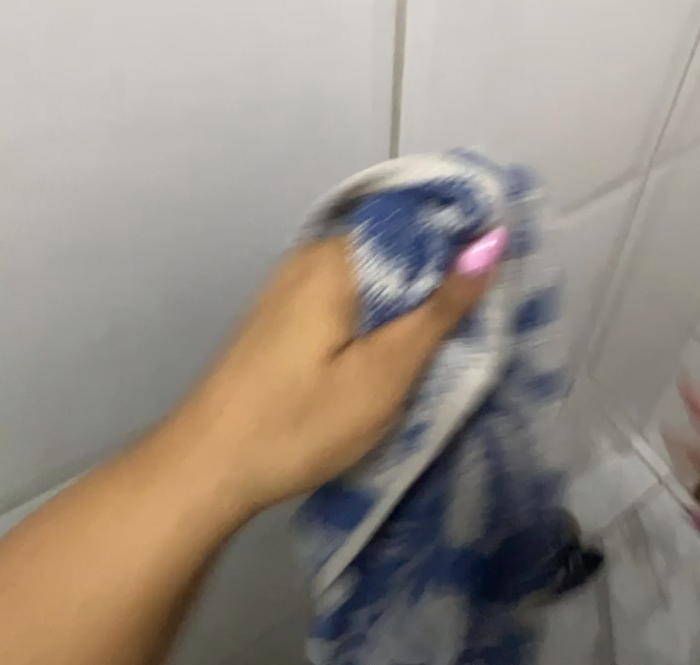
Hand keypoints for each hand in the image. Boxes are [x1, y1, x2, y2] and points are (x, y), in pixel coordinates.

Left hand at [169, 229, 504, 517]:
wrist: (204, 471)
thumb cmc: (301, 422)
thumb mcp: (386, 372)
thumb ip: (441, 308)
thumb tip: (492, 242)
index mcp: (339, 258)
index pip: (420, 227)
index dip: (462, 253)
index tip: (496, 290)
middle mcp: (313, 255)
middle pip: (396, 252)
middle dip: (436, 284)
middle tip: (471, 331)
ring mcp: (292, 283)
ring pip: (374, 278)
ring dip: (407, 306)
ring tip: (439, 347)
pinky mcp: (283, 313)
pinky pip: (348, 297)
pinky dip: (377, 318)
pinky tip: (388, 354)